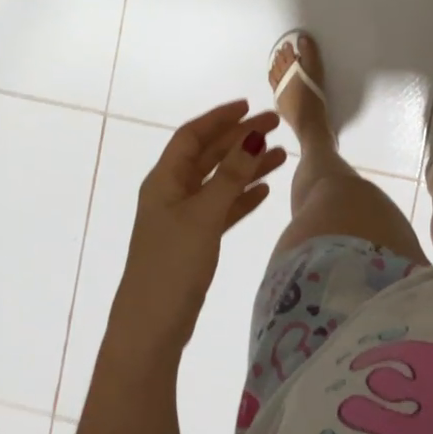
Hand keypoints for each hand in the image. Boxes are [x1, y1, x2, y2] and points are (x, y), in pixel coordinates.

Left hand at [114, 101, 288, 351]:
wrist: (151, 328)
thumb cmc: (172, 265)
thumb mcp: (204, 215)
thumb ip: (230, 176)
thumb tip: (252, 137)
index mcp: (165, 180)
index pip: (192, 136)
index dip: (219, 118)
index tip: (248, 106)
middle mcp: (172, 192)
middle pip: (208, 155)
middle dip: (239, 139)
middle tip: (275, 127)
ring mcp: (182, 218)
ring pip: (219, 181)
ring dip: (246, 166)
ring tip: (281, 156)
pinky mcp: (194, 241)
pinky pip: (222, 207)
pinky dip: (242, 196)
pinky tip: (264, 192)